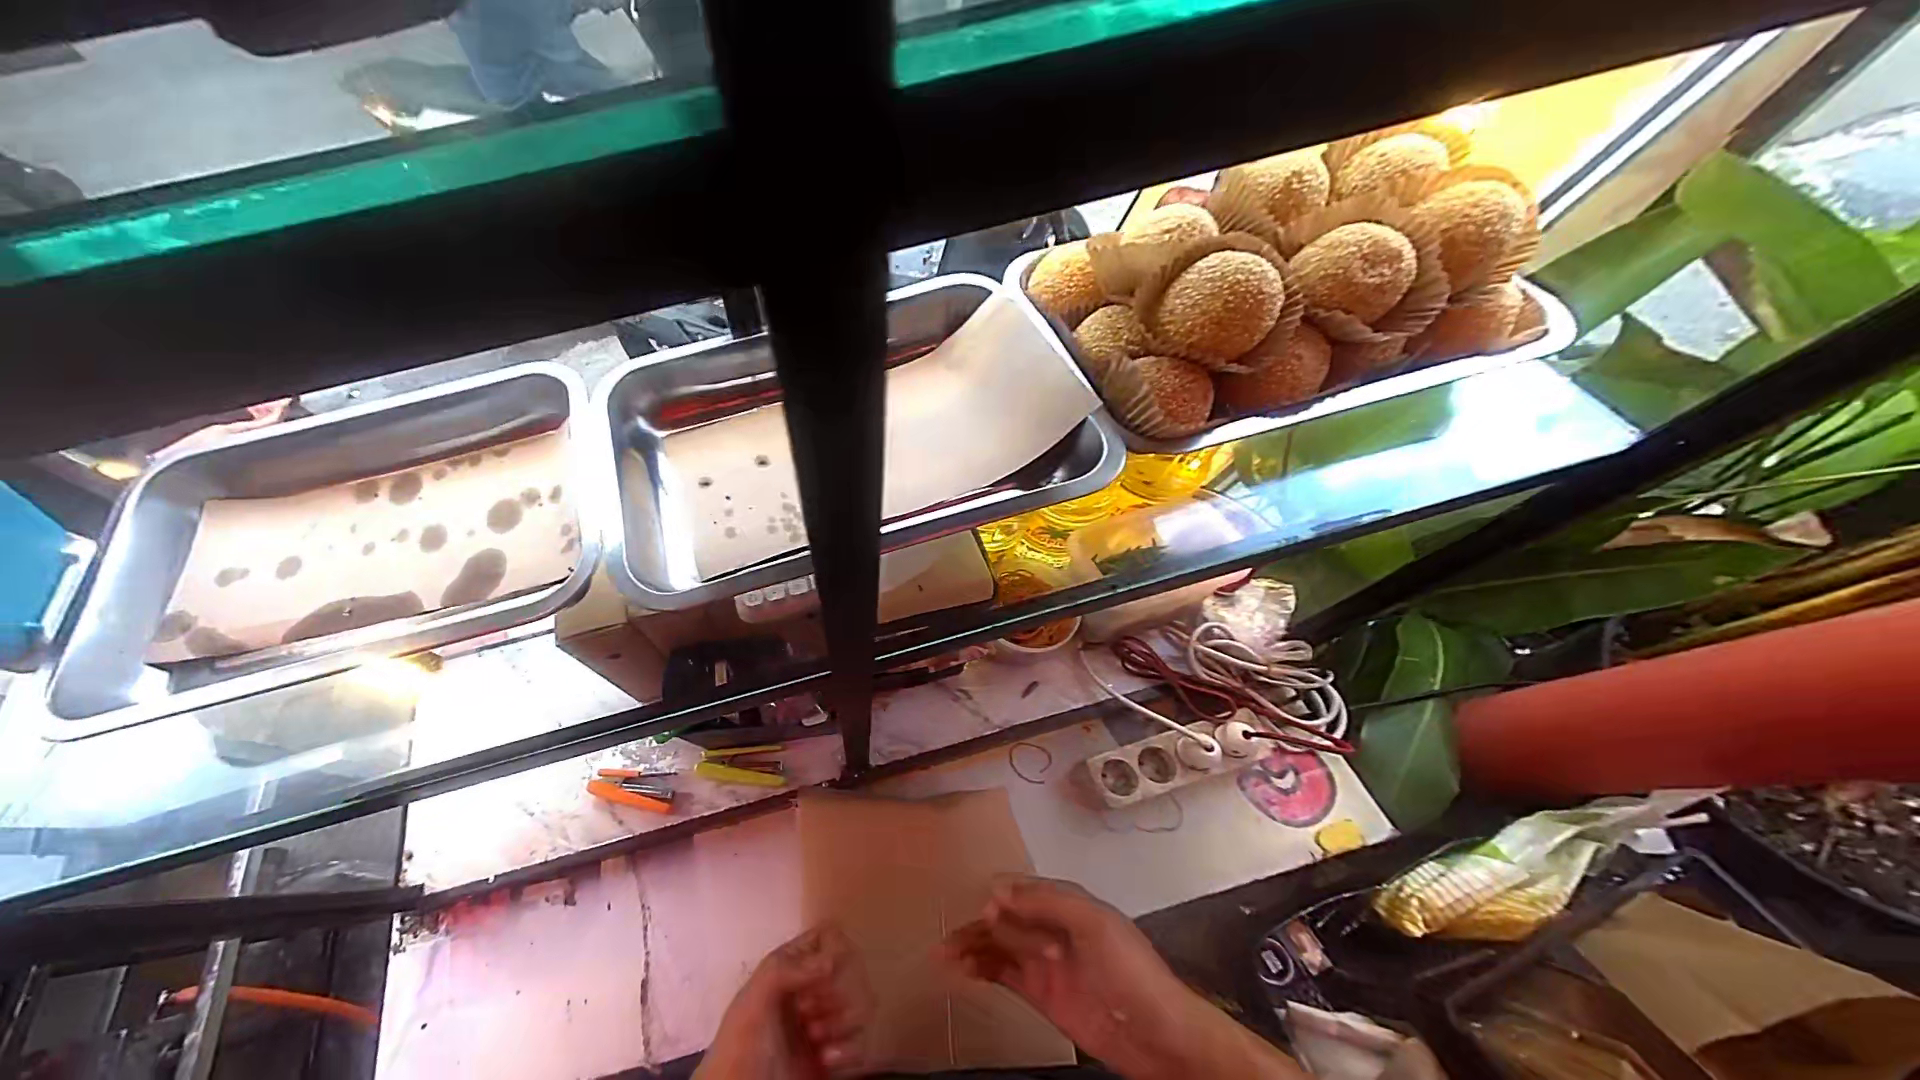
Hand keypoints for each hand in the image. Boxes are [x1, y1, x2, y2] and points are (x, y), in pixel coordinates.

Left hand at [694, 924, 872, 1079]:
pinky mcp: (833, 1059)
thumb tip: (831, 960)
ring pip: (861, 1004)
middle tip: (809, 1012)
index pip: (826, 937)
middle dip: (838, 992)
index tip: (825, 972)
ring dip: (845, 1021)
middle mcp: (809, 993)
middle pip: (852, 970)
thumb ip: (786, 970)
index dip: (833, 950)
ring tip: (818, 1040)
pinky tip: (829, 1060)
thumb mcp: (752, 1002)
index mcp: (789, 971)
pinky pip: (861, 1043)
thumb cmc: (738, 1050)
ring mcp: (823, 1026)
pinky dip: (851, 1050)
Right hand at [941, 876, 1305, 1079]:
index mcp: (1067, 902)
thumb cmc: (1130, 971)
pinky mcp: (1042, 993)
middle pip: (1005, 917)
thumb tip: (996, 889)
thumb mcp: (1094, 924)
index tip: (979, 910)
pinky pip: (1004, 974)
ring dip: (973, 945)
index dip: (999, 896)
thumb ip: (1047, 901)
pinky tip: (963, 971)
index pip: (1022, 889)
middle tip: (950, 939)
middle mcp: (1051, 926)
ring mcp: (1045, 961)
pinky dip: (982, 969)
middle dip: (978, 923)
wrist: (1160, 1036)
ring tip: (944, 954)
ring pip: (999, 945)